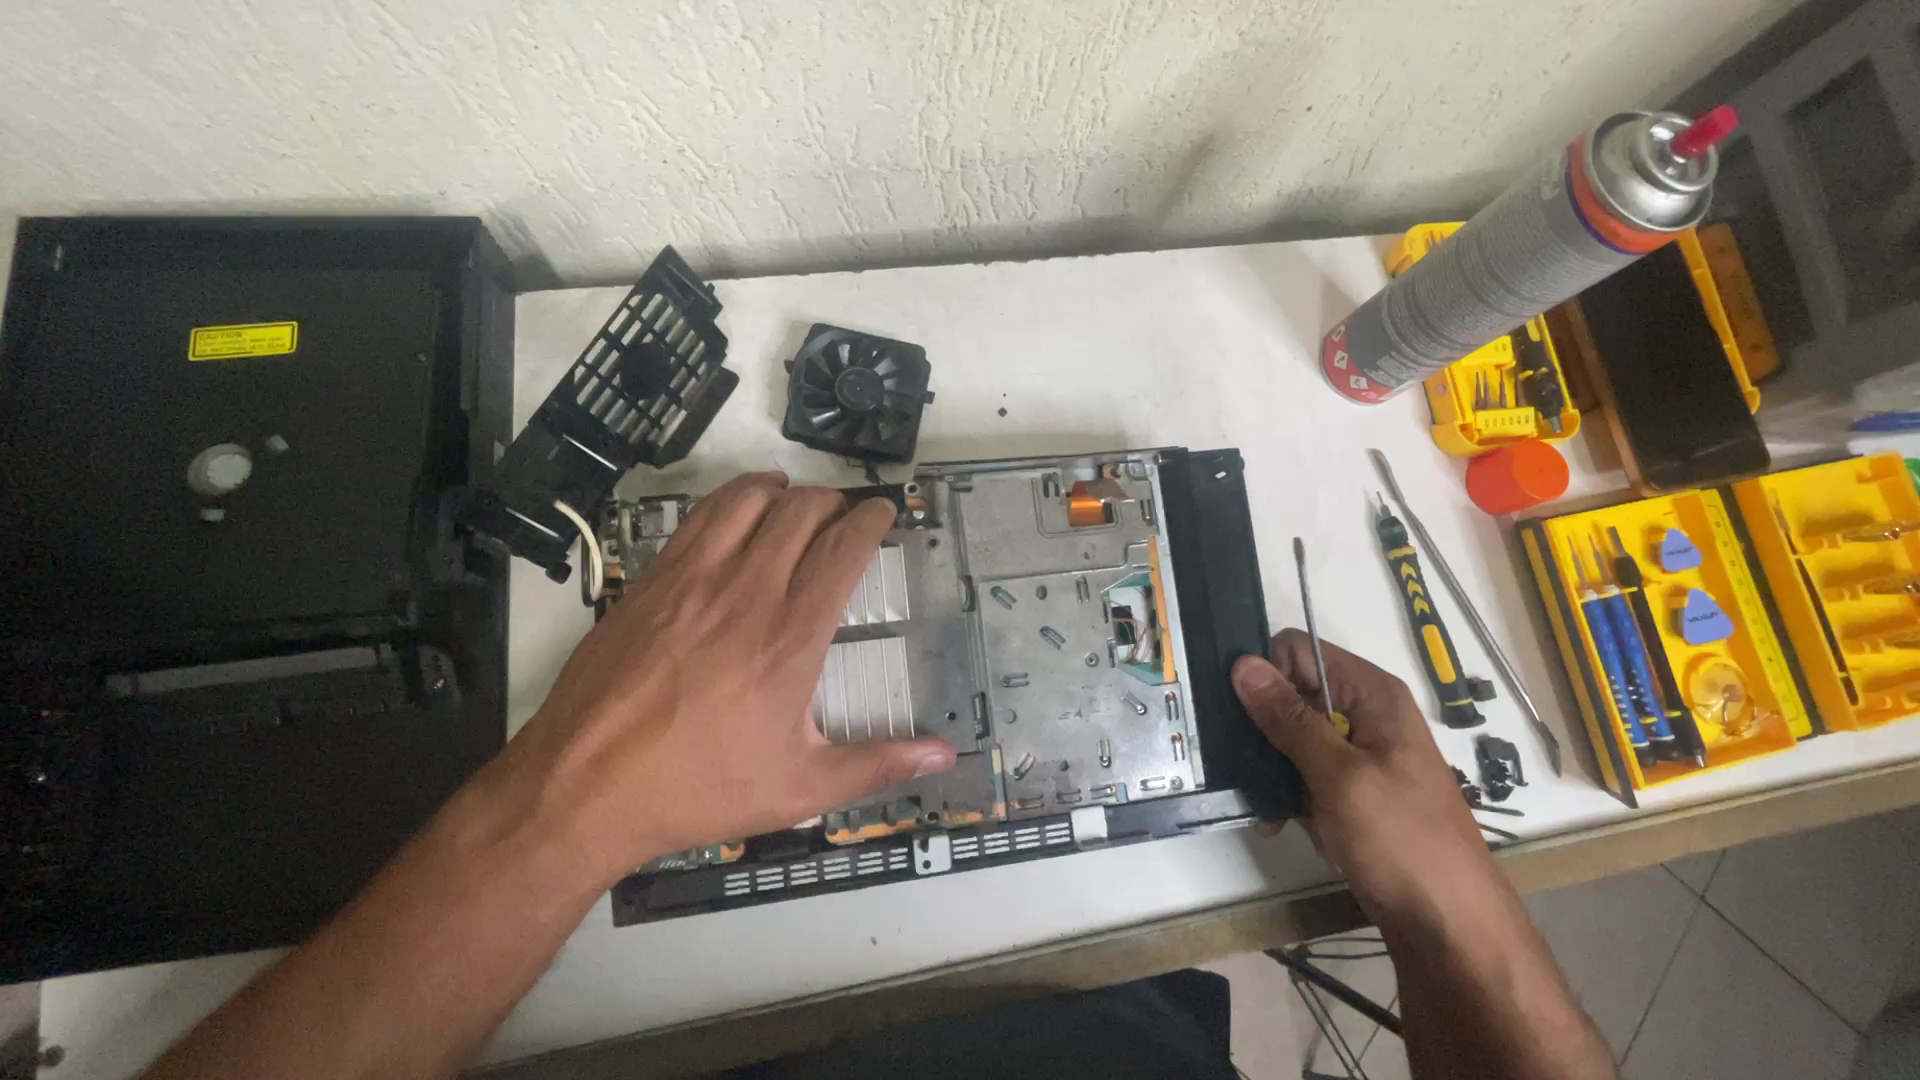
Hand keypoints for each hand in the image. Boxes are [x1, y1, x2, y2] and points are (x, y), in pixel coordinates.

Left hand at [488, 471, 957, 888]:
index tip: (882, 513)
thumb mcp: (800, 788)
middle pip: (799, 514)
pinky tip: (737, 509)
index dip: (869, 522)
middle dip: (832, 501)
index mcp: (791, 637)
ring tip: (797, 498)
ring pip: (747, 502)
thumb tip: (943, 755)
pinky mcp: (651, 581)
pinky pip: (698, 518)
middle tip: (845, 513)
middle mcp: (746, 592)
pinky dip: (731, 499)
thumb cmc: (699, 788)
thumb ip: (877, 765)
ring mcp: (692, 580)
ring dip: (782, 491)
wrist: (584, 785)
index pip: (842, 551)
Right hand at [1231, 629, 1498, 923]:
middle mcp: (1363, 715)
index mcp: (1371, 695)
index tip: (1242, 713)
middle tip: (1241, 760)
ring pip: (1289, 736)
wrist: (1448, 928)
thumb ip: (1289, 718)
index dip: (1267, 675)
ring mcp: (1356, 754)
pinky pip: (1301, 772)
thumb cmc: (1401, 841)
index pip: (1298, 651)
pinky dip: (1284, 792)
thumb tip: (1243, 664)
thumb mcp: (1339, 775)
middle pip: (1291, 692)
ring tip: (1259, 799)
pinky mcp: (1347, 790)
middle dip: (1260, 724)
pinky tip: (1274, 820)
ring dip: (1268, 764)